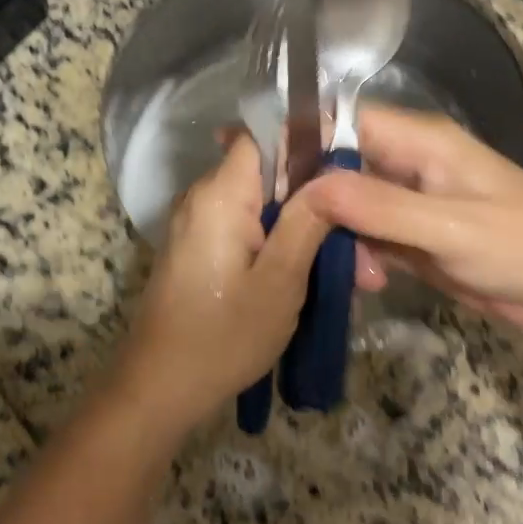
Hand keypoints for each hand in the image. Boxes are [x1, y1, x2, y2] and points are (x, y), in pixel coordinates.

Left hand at [112, 135, 331, 432]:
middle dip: (317, 203)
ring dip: (302, 233)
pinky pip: (246, 232)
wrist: (160, 387)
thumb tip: (331, 169)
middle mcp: (202, 197)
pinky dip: (278, 249)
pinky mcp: (199, 251)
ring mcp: (197, 225)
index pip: (263, 136)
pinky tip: (311, 282)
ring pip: (262, 209)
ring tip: (348, 277)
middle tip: (362, 251)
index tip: (352, 171)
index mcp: (219, 194)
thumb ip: (306, 220)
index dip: (308, 143)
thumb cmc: (223, 336)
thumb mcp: (280, 281)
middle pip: (269, 176)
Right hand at [300, 106, 522, 333]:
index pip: (343, 122)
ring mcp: (409, 200)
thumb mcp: (450, 228)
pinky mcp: (412, 235)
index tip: (272, 182)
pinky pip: (366, 236)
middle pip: (338, 165)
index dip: (303, 144)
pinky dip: (358, 257)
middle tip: (294, 237)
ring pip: (347, 205)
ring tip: (350, 273)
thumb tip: (311, 189)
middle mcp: (408, 162)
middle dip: (315, 200)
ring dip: (338, 236)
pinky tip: (366, 283)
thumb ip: (381, 207)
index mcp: (421, 140)